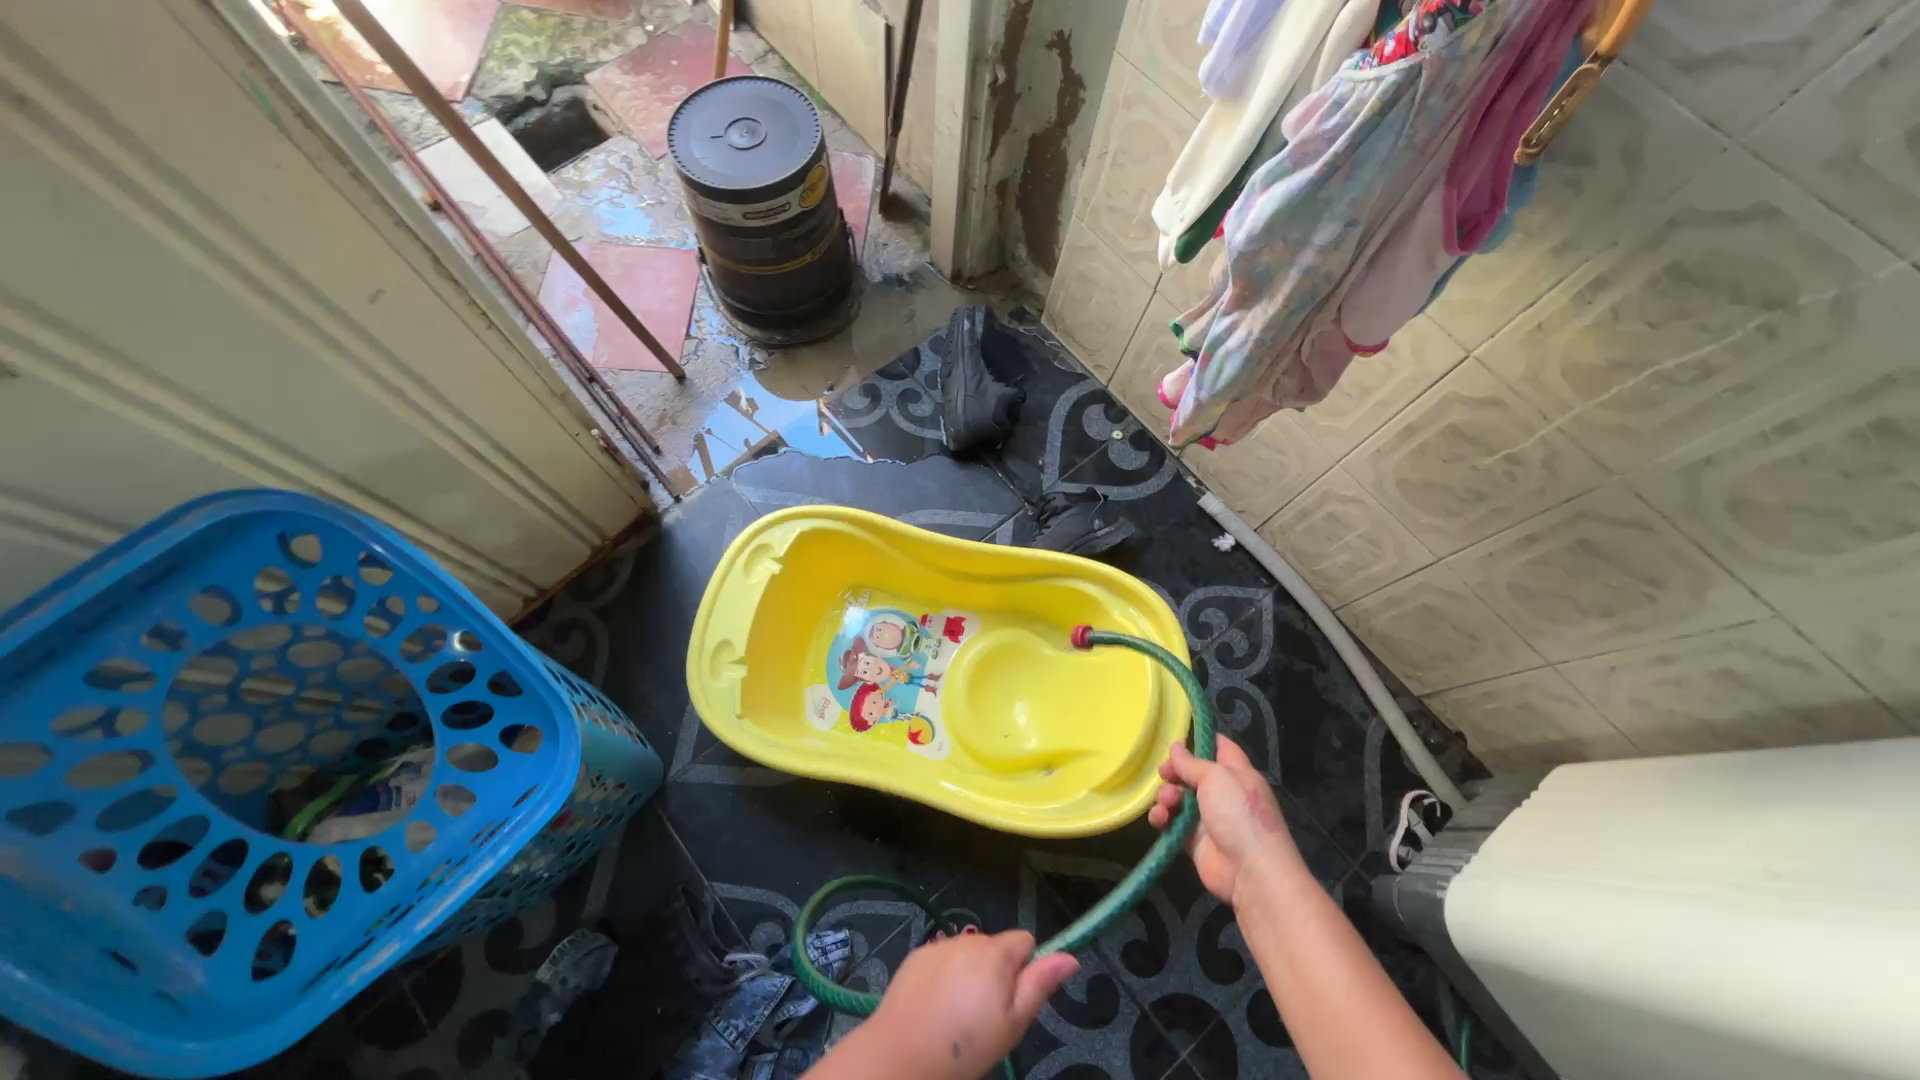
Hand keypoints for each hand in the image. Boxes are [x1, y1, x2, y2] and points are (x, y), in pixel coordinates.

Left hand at [865, 929, 1078, 1079]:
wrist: (901, 1056)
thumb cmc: (966, 1046)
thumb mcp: (1013, 1023)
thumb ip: (1040, 984)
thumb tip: (1071, 956)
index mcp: (995, 953)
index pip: (1025, 940)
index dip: (1026, 969)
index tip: (1012, 1000)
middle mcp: (967, 940)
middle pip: (996, 947)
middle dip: (998, 973)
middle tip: (986, 1016)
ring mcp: (938, 946)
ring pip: (968, 954)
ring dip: (971, 973)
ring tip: (958, 1014)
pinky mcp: (915, 957)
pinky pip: (942, 959)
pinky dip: (945, 976)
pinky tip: (935, 1007)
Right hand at [1148, 736, 1302, 905]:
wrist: (1250, 871)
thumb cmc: (1239, 814)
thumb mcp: (1217, 778)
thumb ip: (1192, 763)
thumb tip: (1176, 746)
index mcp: (1237, 774)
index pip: (1220, 747)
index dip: (1200, 739)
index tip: (1176, 736)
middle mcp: (1223, 793)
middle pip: (1192, 774)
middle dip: (1174, 772)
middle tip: (1163, 773)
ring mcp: (1208, 818)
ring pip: (1178, 798)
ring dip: (1166, 796)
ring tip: (1167, 802)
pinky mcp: (1194, 840)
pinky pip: (1172, 823)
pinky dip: (1163, 818)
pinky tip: (1160, 818)